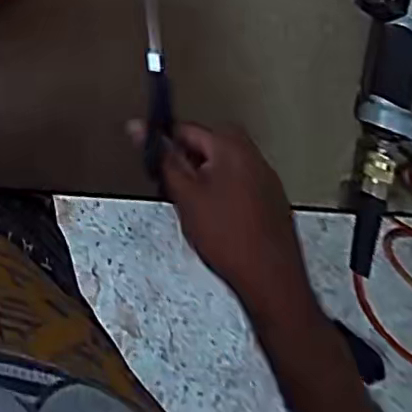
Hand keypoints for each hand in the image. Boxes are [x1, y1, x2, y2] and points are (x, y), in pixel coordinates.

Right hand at [131, 120, 309, 316]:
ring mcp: (266, 177)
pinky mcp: (273, 199)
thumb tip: (138, 128)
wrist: (271, 283)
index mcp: (230, 145)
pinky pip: (239, 183)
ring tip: (198, 209)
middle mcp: (252, 155)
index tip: (155, 164)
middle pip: (206, 146)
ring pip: (222, 166)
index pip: (185, 129)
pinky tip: (219, 221)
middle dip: (187, 164)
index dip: (165, 146)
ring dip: (205, 179)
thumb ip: (161, 157)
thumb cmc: (229, 239)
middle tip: (177, 190)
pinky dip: (224, 194)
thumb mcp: (183, 194)